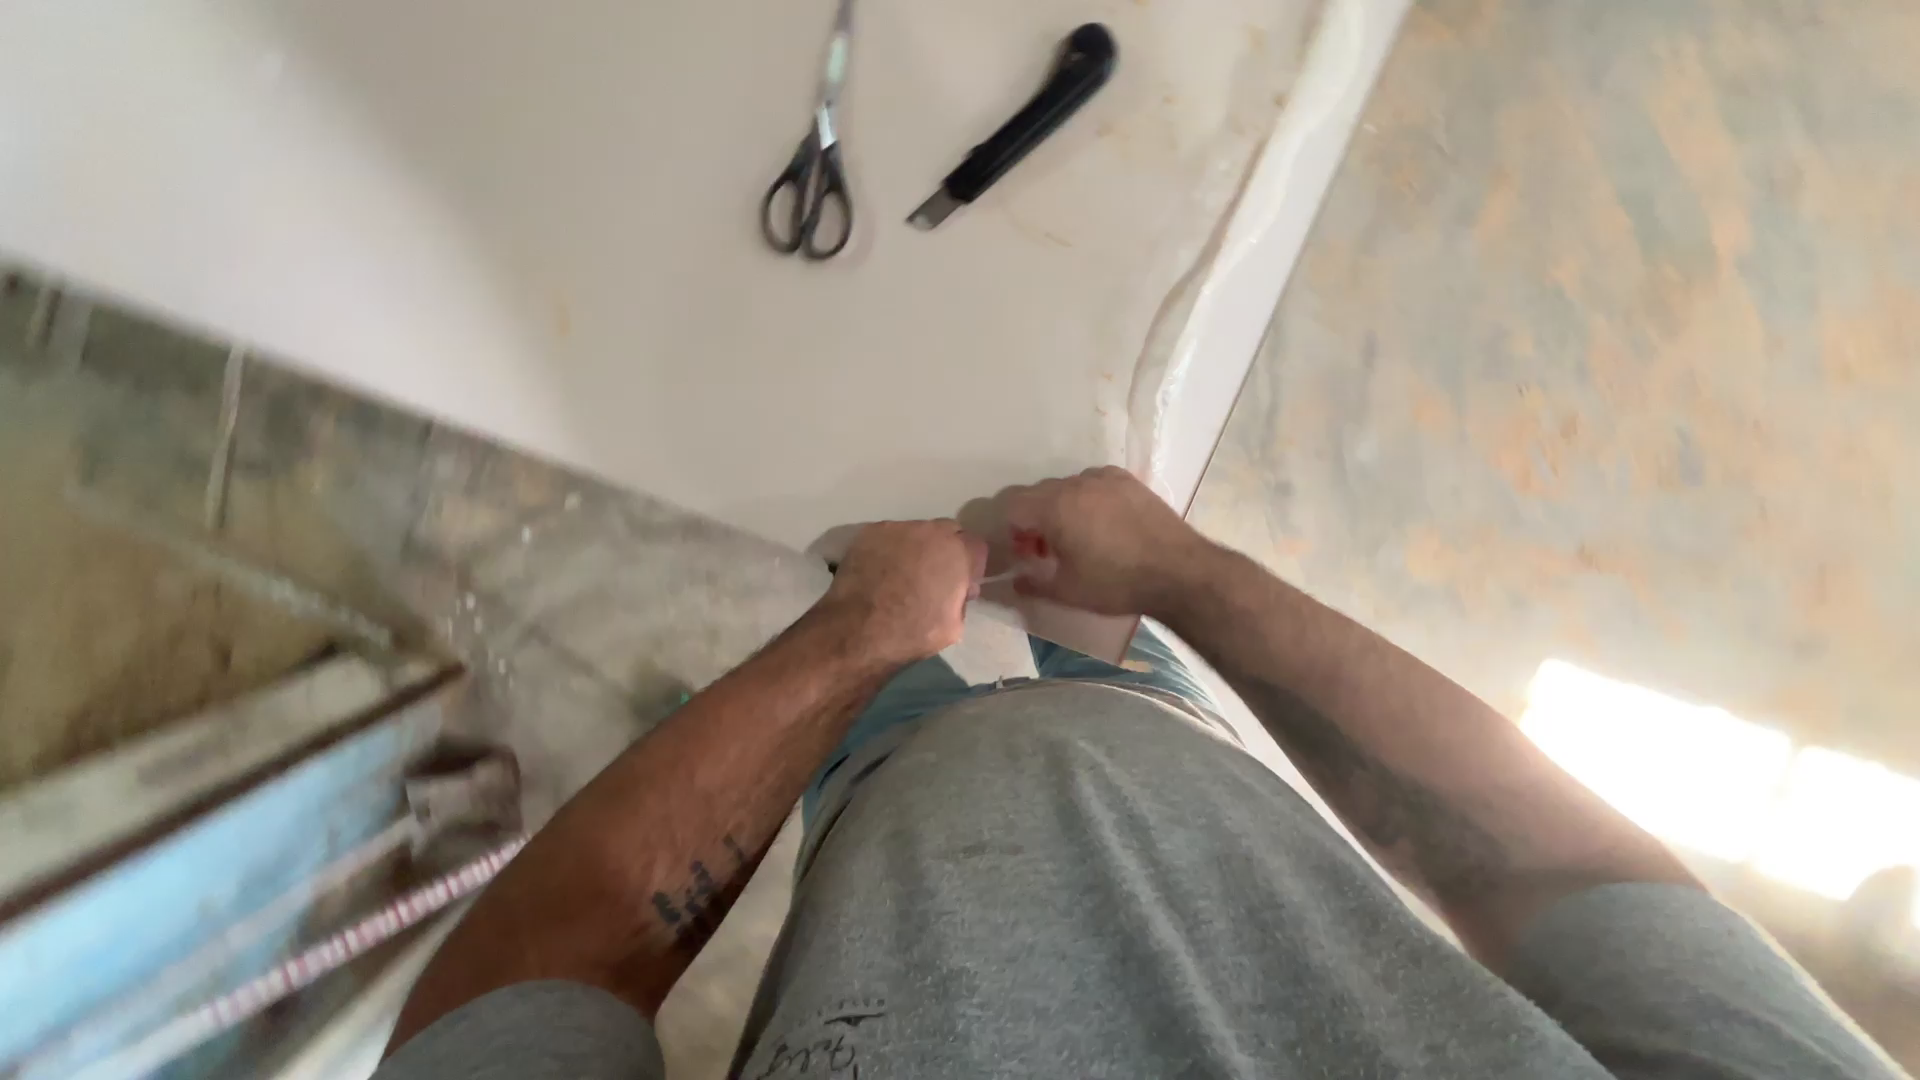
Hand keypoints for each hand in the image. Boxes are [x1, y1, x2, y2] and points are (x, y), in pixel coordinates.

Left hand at [817, 520, 987, 667]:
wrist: (857, 630)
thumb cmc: (912, 633)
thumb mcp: (954, 626)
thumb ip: (961, 599)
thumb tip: (956, 589)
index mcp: (958, 553)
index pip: (977, 547)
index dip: (971, 566)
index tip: (961, 584)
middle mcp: (931, 531)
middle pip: (948, 532)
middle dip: (946, 551)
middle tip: (934, 576)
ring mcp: (898, 528)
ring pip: (917, 532)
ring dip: (917, 548)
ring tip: (902, 574)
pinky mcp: (870, 532)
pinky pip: (890, 536)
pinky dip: (890, 549)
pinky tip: (881, 570)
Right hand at [1002, 467, 1212, 617]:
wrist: (1178, 572)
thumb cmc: (1116, 583)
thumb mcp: (1067, 591)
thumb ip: (1033, 583)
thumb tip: (1014, 581)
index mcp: (1054, 506)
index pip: (1012, 505)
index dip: (1011, 530)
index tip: (1024, 553)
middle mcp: (1076, 483)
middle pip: (1038, 494)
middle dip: (1035, 519)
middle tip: (1048, 550)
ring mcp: (1105, 478)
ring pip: (1067, 486)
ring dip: (1062, 508)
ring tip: (1079, 537)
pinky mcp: (1129, 481)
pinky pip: (1095, 483)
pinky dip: (1089, 499)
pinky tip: (1105, 524)